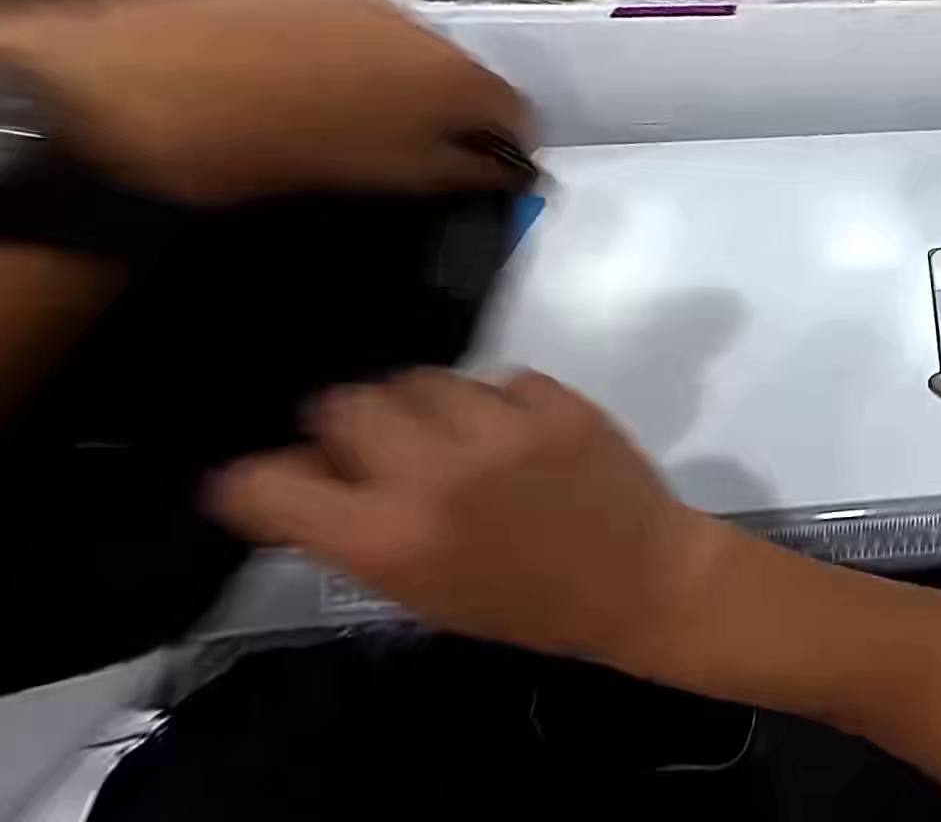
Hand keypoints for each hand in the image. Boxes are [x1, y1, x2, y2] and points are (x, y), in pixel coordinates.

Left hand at [0, 0, 529, 203]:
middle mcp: (421, 30)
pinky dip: (351, 60)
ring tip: (365, 121)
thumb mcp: (412, 178)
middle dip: (459, 110)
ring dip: (406, 84)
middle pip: (468, 76)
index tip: (500, 161)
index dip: (515, 143)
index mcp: (461, 76)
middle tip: (432, 147)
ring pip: (411, 51)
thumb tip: (505, 170)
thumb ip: (478, 171)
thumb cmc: (287, 143)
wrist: (151, 98)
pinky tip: (316, 91)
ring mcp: (357, 4)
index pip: (521, 111)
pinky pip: (351, 31)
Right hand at [209, 369, 731, 662]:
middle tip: (390, 442)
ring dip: (432, 403)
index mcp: (385, 538)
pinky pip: (509, 377)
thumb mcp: (421, 587)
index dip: (271, 475)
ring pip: (430, 377)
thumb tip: (316, 470)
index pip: (263, 480)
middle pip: (350, 402)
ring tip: (460, 430)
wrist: (640, 575)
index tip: (301, 473)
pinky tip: (520, 426)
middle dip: (357, 422)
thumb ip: (360, 528)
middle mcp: (438, 472)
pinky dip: (505, 397)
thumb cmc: (529, 600)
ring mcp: (509, 430)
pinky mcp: (567, 406)